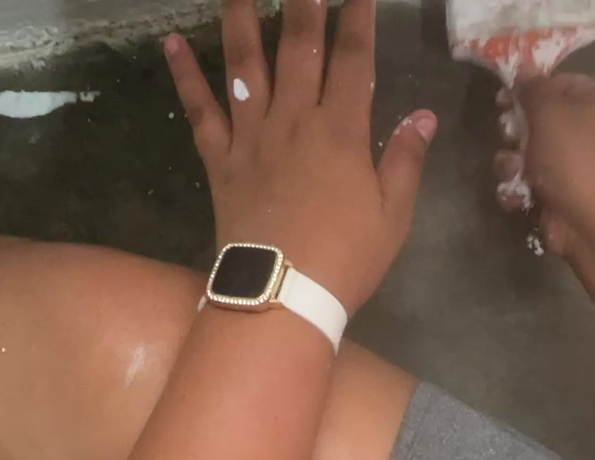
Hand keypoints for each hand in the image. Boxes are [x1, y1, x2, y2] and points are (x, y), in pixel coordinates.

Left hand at [166, 0, 437, 312]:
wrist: (283, 295)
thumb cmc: (345, 260)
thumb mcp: (393, 217)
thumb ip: (405, 162)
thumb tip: (424, 116)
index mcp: (341, 131)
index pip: (353, 57)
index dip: (359, 13)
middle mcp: (294, 119)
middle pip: (298, 43)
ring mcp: (252, 137)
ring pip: (244, 63)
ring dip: (241, 14)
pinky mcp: (221, 162)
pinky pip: (201, 112)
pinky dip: (184, 76)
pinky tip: (170, 42)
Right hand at [495, 74, 594, 254]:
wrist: (592, 222)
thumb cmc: (575, 159)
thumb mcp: (551, 112)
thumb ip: (533, 88)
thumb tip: (523, 70)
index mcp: (592, 100)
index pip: (555, 83)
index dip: (527, 90)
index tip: (503, 99)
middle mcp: (582, 130)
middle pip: (535, 120)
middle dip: (515, 132)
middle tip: (512, 139)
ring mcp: (567, 165)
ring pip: (524, 155)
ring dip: (509, 165)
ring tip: (513, 174)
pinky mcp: (553, 194)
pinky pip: (525, 184)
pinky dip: (516, 191)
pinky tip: (516, 198)